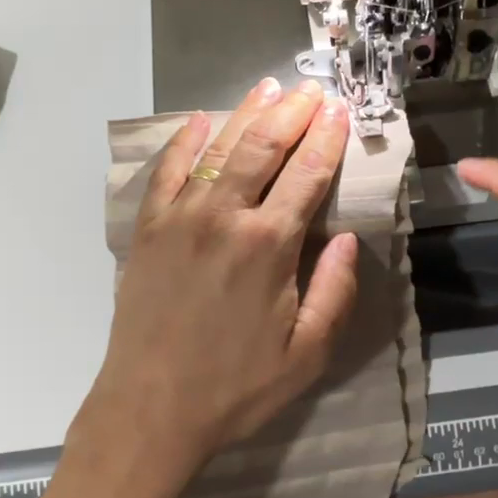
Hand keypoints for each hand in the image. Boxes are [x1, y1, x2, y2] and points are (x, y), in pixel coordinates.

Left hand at [76, 77, 358, 480]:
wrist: (149, 410)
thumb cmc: (235, 388)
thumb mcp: (306, 355)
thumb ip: (335, 292)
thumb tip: (350, 238)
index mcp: (269, 245)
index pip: (307, 174)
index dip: (327, 138)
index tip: (340, 110)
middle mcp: (224, 217)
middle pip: (263, 147)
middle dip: (292, 112)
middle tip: (311, 89)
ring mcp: (179, 217)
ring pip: (218, 149)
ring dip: (247, 114)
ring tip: (268, 87)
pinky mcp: (147, 228)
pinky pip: (167, 171)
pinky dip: (184, 141)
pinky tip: (200, 120)